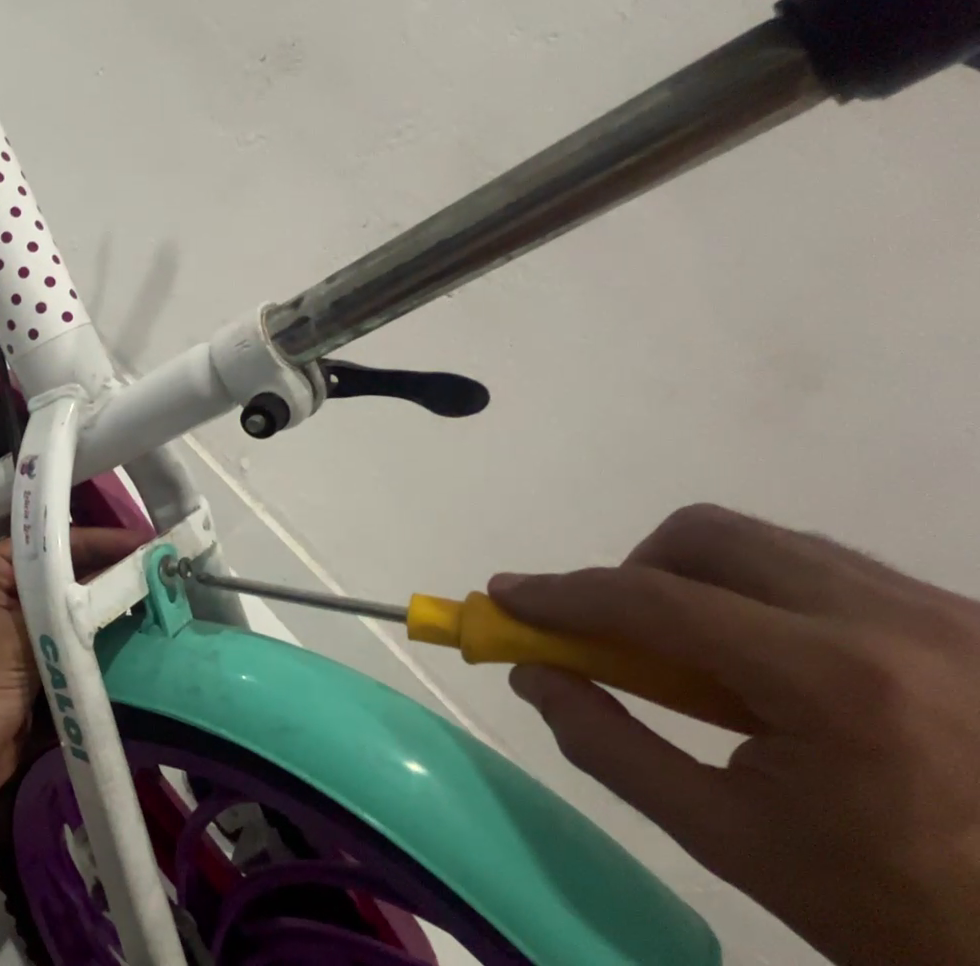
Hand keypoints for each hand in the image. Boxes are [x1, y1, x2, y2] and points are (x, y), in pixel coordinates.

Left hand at [0, 527, 148, 793]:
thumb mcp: (21, 638)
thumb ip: (67, 603)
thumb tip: (123, 572)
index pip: (49, 545)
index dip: (98, 540)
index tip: (144, 540)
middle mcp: (3, 588)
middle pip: (65, 569)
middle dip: (109, 567)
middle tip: (160, 564)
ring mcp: (21, 622)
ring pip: (73, 600)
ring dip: (110, 598)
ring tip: (158, 587)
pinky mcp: (38, 654)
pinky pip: (74, 631)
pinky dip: (101, 628)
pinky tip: (138, 622)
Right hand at [493, 504, 979, 965]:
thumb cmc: (890, 905)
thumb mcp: (726, 836)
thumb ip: (608, 745)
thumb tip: (531, 674)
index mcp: (837, 685)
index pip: (657, 600)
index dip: (564, 594)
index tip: (506, 596)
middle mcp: (897, 622)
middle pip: (711, 535)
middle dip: (635, 573)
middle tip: (618, 636)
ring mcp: (946, 612)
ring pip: (769, 542)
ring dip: (698, 579)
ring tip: (701, 657)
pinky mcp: (968, 617)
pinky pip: (827, 568)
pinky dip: (763, 595)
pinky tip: (774, 666)